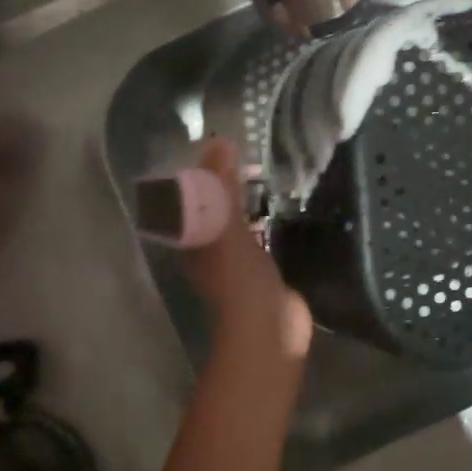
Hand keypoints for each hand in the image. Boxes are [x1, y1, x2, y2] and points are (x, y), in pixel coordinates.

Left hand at [180, 140, 313, 361]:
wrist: (269, 329)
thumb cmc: (238, 279)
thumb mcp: (226, 226)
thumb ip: (222, 187)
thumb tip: (219, 140)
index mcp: (190, 241)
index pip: (188, 198)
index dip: (200, 173)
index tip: (220, 147)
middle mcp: (207, 251)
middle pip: (213, 209)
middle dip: (227, 186)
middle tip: (250, 156)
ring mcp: (235, 264)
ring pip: (237, 224)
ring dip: (248, 204)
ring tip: (267, 174)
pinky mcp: (262, 273)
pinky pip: (261, 239)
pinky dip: (267, 223)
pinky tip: (283, 208)